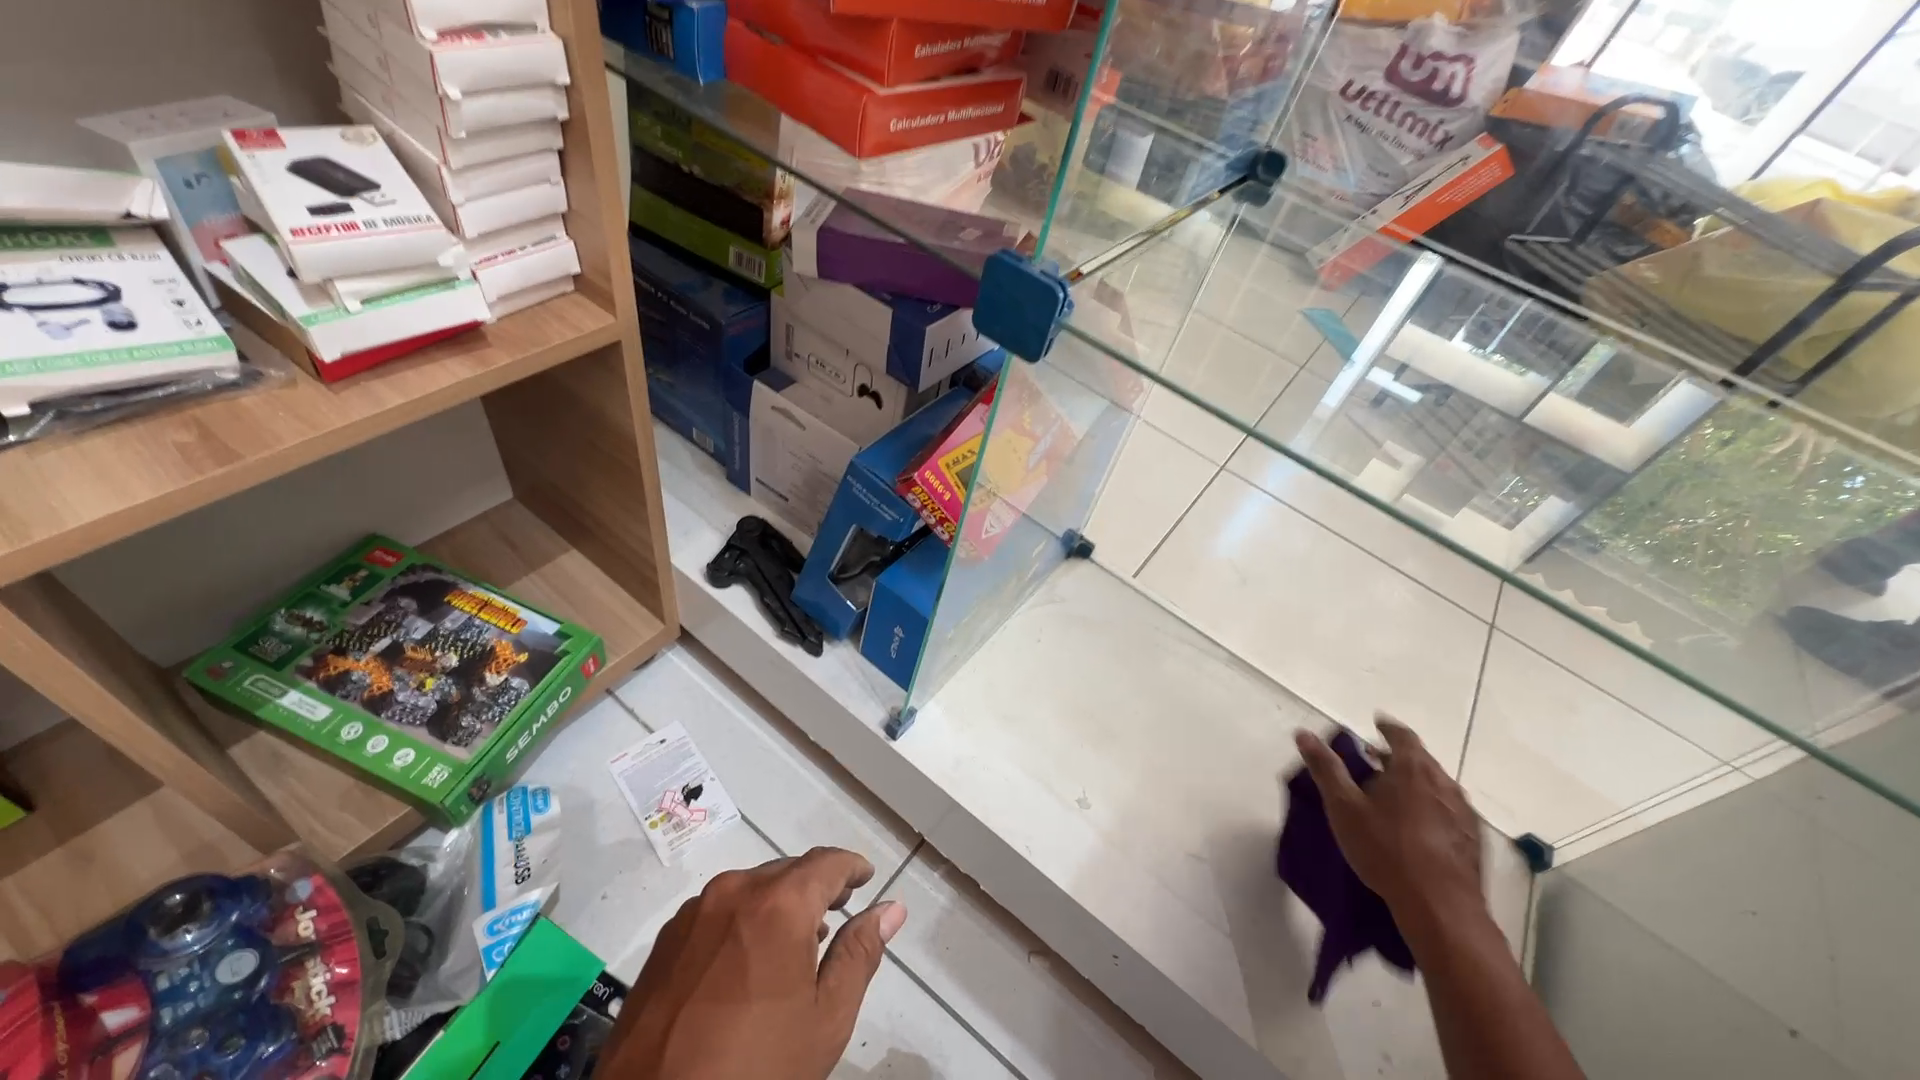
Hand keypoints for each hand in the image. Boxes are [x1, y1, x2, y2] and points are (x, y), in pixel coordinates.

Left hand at [601, 847, 908, 1079]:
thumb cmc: (756, 1065)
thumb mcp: (826, 1017)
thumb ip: (860, 954)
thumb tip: (891, 910)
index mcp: (779, 904)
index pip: (827, 863)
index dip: (852, 867)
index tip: (866, 879)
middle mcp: (733, 892)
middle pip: (787, 871)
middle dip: (816, 887)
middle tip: (839, 911)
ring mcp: (693, 914)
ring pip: (750, 890)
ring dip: (779, 904)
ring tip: (799, 940)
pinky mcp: (665, 941)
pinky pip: (717, 912)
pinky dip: (743, 921)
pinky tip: (749, 962)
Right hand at [1294, 715, 1484, 933]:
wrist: (1439, 905)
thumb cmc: (1385, 850)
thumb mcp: (1344, 808)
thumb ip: (1325, 768)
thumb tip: (1304, 734)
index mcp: (1412, 768)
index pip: (1402, 735)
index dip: (1387, 728)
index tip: (1376, 725)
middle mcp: (1443, 782)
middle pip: (1420, 759)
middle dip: (1398, 757)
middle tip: (1376, 763)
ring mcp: (1463, 811)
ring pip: (1436, 786)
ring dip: (1416, 783)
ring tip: (1395, 796)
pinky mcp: (1474, 838)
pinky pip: (1450, 811)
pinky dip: (1432, 808)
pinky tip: (1420, 828)